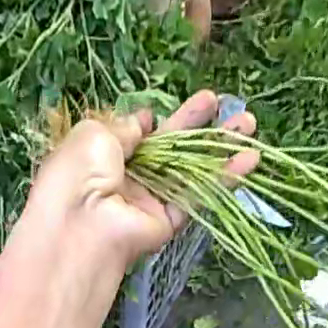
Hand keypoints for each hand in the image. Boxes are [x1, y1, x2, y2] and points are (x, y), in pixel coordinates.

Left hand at [25, 89, 257, 273]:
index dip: (154, 122)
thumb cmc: (78, 173)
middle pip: (172, 148)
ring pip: (193, 169)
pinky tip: (250, 159)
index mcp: (106, 156)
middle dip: (198, 124)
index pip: (139, 137)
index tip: (162, 112)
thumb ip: (126, 126)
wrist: (83, 225)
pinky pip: (200, 195)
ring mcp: (153, 201)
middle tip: (226, 103)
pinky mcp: (171, 222)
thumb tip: (146, 120)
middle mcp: (132, 178)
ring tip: (249, 123)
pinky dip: (226, 178)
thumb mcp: (96, 134)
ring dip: (222, 147)